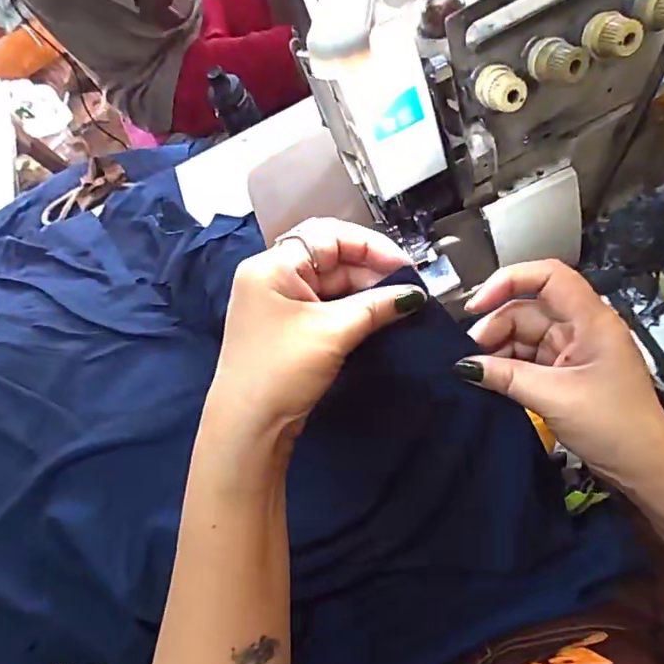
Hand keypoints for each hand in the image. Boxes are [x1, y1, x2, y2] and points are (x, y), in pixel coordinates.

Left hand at [208, 218, 426, 442]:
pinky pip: (325, 308)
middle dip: (372, 272)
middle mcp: (271, 278)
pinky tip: (379, 317)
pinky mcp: (288, 330)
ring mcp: (279, 305)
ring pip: (331, 285)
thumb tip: (413, 295)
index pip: (328, 236)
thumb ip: (376, 307)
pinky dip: (352, 312)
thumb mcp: (332, 332)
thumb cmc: (281, 371)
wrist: (249, 427)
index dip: (371, 247)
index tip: (406, 267)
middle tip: (409, 289)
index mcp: (271, 266)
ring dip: (365, 294)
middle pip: (331, 259)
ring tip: (400, 304)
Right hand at [457, 260, 663, 485]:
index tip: (475, 307)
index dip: (508, 281)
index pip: (547, 276)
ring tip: (478, 375)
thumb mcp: (553, 397)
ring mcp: (572, 349)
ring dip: (497, 351)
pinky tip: (490, 381)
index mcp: (591, 319)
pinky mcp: (564, 372)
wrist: (644, 465)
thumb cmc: (613, 425)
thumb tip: (464, 366)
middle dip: (494, 328)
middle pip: (527, 309)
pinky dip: (506, 368)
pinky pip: (527, 359)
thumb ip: (505, 377)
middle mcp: (581, 327)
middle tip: (470, 358)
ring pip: (523, 335)